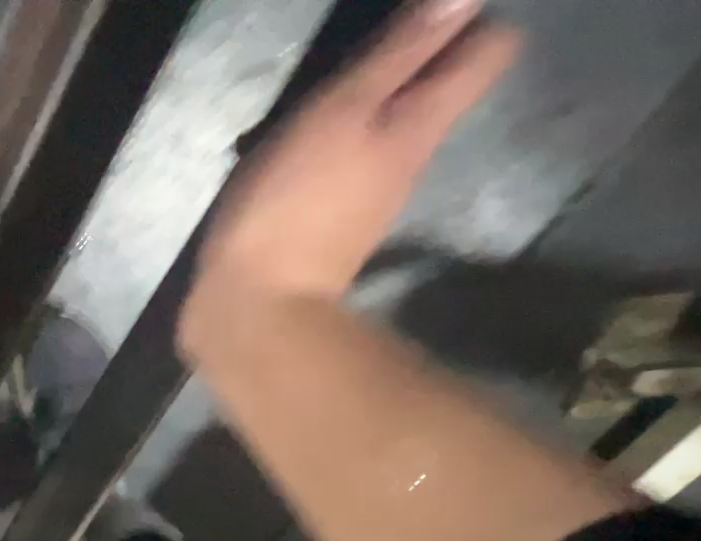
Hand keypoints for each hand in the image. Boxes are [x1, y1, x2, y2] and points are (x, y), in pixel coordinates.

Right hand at [187, 0, 518, 321]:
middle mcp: (407, 160)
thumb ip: (398, 54)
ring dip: (339, 122)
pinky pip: (333, 175)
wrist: (253, 309)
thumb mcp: (337, 115)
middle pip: (427, 93)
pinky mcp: (325, 231)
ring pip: (374, 135)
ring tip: (283, 131)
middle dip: (391, 74)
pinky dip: (310, 163)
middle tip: (333, 79)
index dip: (462, 27)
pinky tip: (267, 175)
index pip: (489, 50)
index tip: (410, 29)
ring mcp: (366, 201)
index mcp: (420, 125)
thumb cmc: (287, 206)